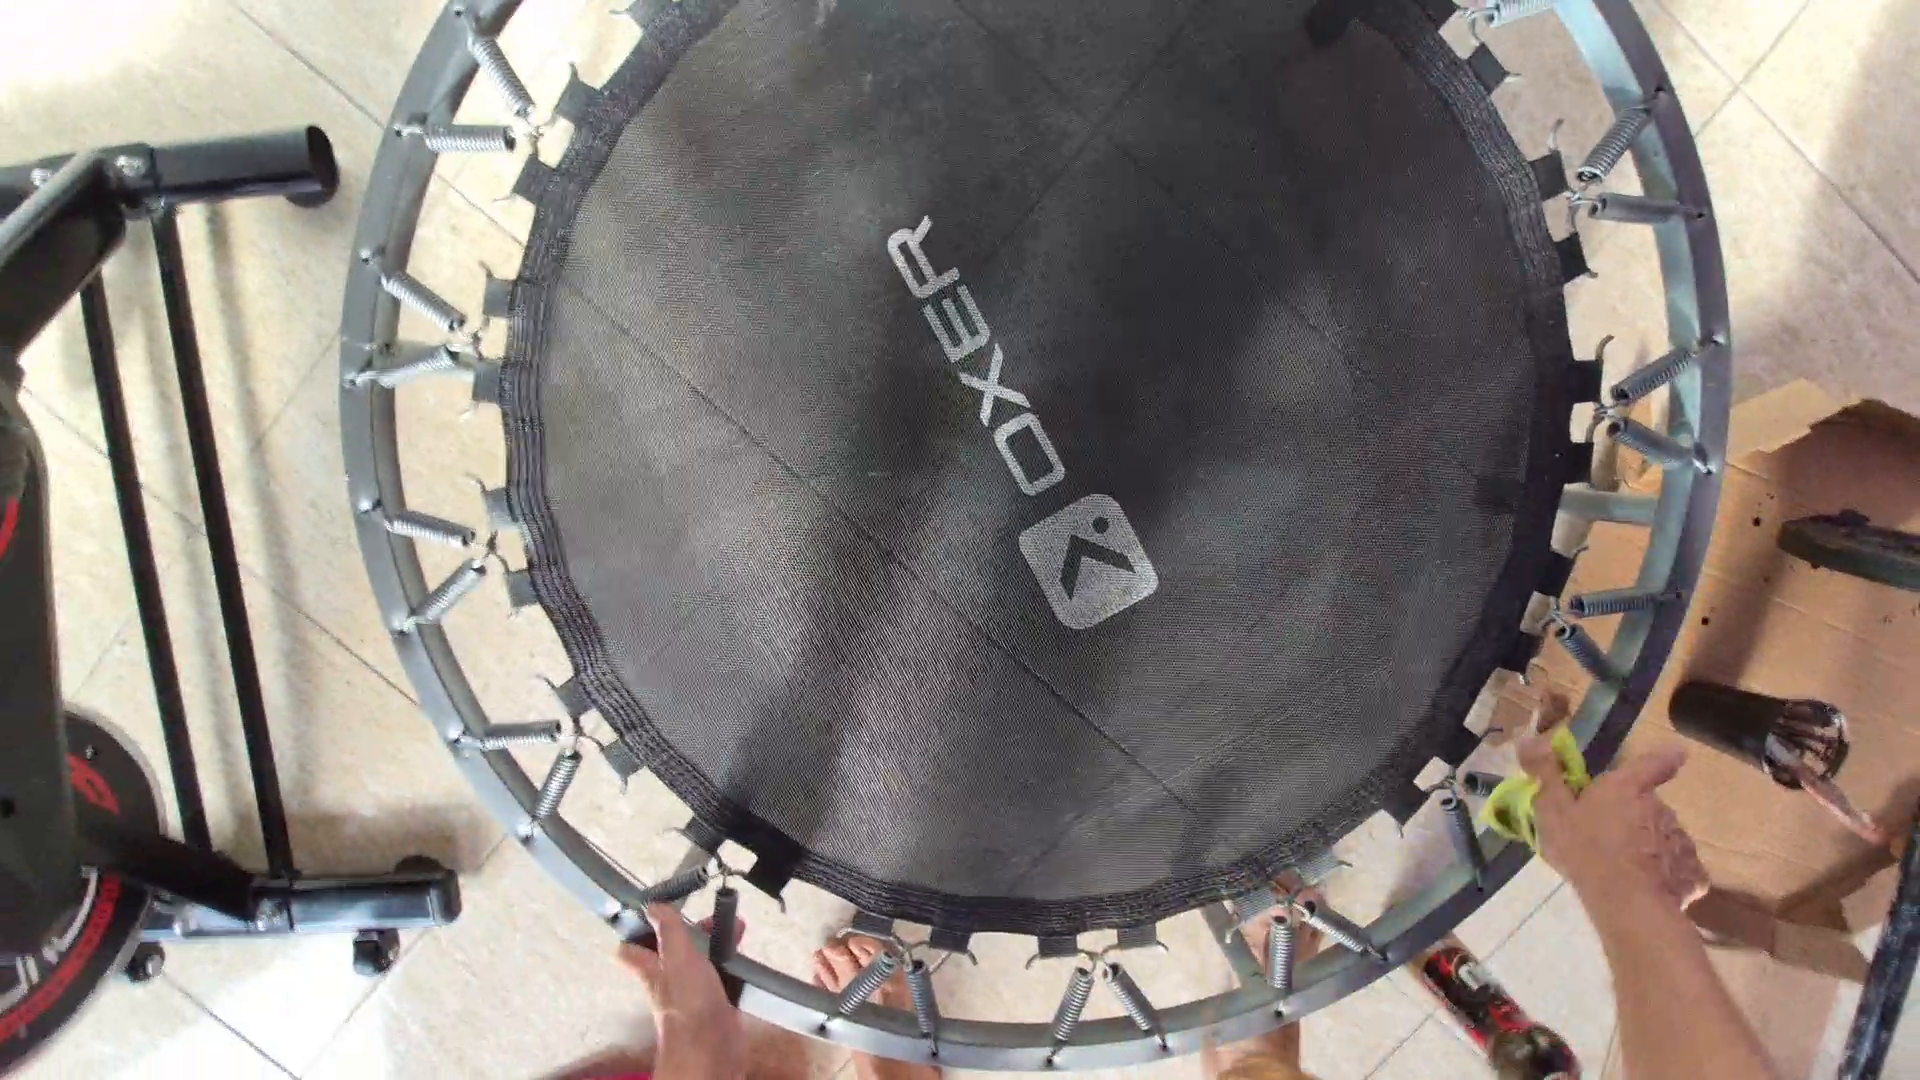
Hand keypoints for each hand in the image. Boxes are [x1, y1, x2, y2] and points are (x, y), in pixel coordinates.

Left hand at [619, 903, 745, 1079]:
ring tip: (739, 924)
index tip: (657, 908)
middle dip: (693, 928)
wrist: (712, 1048)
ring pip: (701, 957)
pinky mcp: (716, 999)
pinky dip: (732, 958)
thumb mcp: (678, 958)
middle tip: (713, 912)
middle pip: (675, 947)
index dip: (639, 930)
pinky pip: (721, 972)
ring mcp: (693, 990)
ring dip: (717, 939)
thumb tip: (651, 905)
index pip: (633, 950)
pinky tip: (744, 949)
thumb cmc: (689, 1001)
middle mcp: (670, 979)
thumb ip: (669, 931)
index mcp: (653, 970)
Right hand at [1520, 732, 1707, 909]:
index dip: (1663, 756)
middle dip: (1629, 813)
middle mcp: (1662, 809)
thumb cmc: (1584, 848)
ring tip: (1618, 863)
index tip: (1675, 751)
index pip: (1654, 763)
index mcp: (1627, 789)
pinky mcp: (1694, 876)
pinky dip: (1660, 870)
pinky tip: (1641, 884)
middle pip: (1646, 805)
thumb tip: (1530, 739)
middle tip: (1602, 831)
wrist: (1627, 903)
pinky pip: (1675, 866)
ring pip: (1660, 835)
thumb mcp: (1552, 808)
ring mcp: (1682, 843)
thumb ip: (1544, 774)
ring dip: (1644, 842)